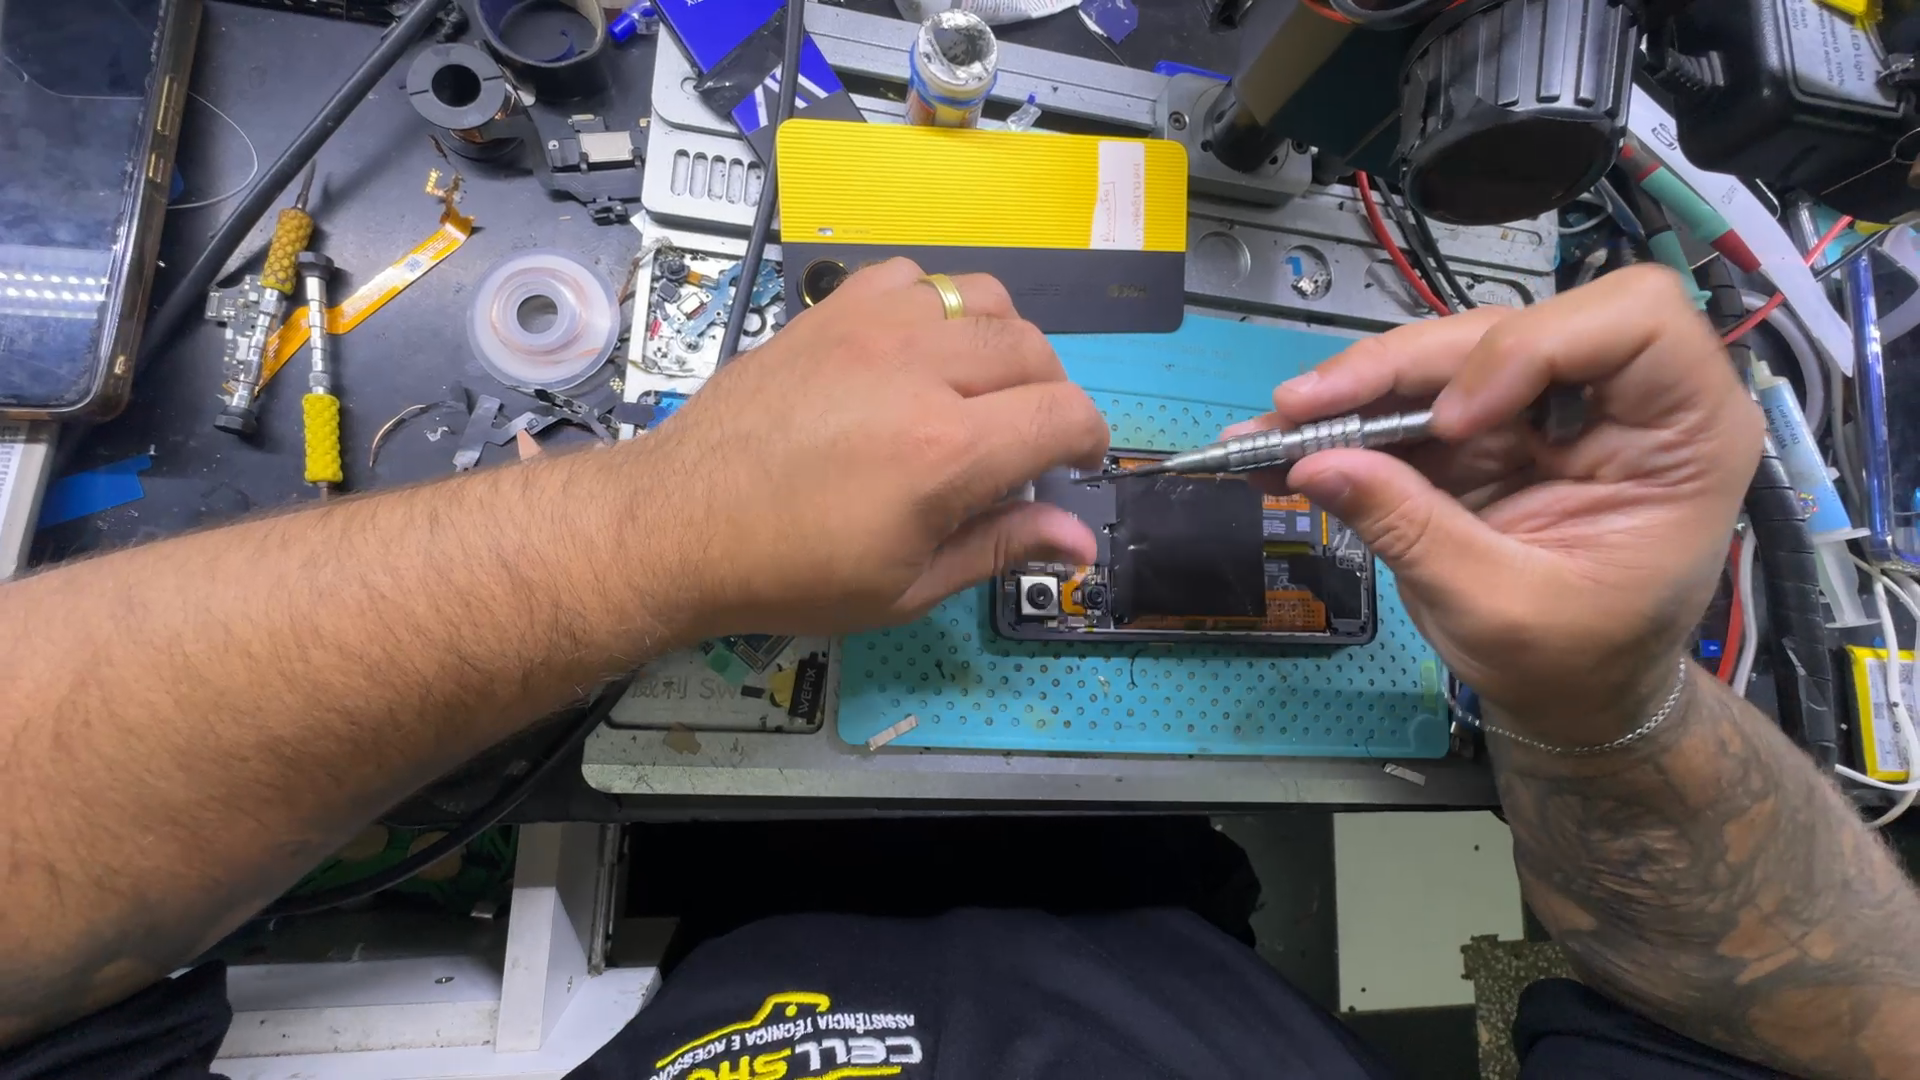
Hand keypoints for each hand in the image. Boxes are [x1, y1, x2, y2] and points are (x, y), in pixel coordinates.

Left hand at [643, 258, 1109, 637]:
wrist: (679, 524)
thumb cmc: (793, 574)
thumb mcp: (908, 586)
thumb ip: (1001, 547)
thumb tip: (1080, 539)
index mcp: (946, 453)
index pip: (1065, 414)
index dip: (1090, 440)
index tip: (1075, 464)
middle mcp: (919, 372)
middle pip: (1034, 351)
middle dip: (1051, 396)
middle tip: (1026, 441)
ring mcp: (871, 328)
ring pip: (984, 298)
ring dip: (1004, 344)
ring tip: (980, 389)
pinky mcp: (830, 312)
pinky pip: (915, 277)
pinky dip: (939, 308)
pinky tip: (918, 351)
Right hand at [1235, 266, 1762, 744]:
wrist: (1562, 693)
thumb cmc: (1567, 658)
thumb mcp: (1493, 603)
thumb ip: (1409, 529)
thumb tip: (1311, 465)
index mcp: (1670, 434)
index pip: (1627, 322)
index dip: (1530, 350)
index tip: (1452, 424)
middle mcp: (1598, 404)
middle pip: (1496, 333)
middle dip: (1391, 370)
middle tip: (1299, 407)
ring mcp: (1524, 417)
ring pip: (1432, 364)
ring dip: (1346, 396)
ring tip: (1269, 433)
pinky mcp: (1466, 440)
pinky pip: (1394, 412)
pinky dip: (1335, 429)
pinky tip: (1277, 452)